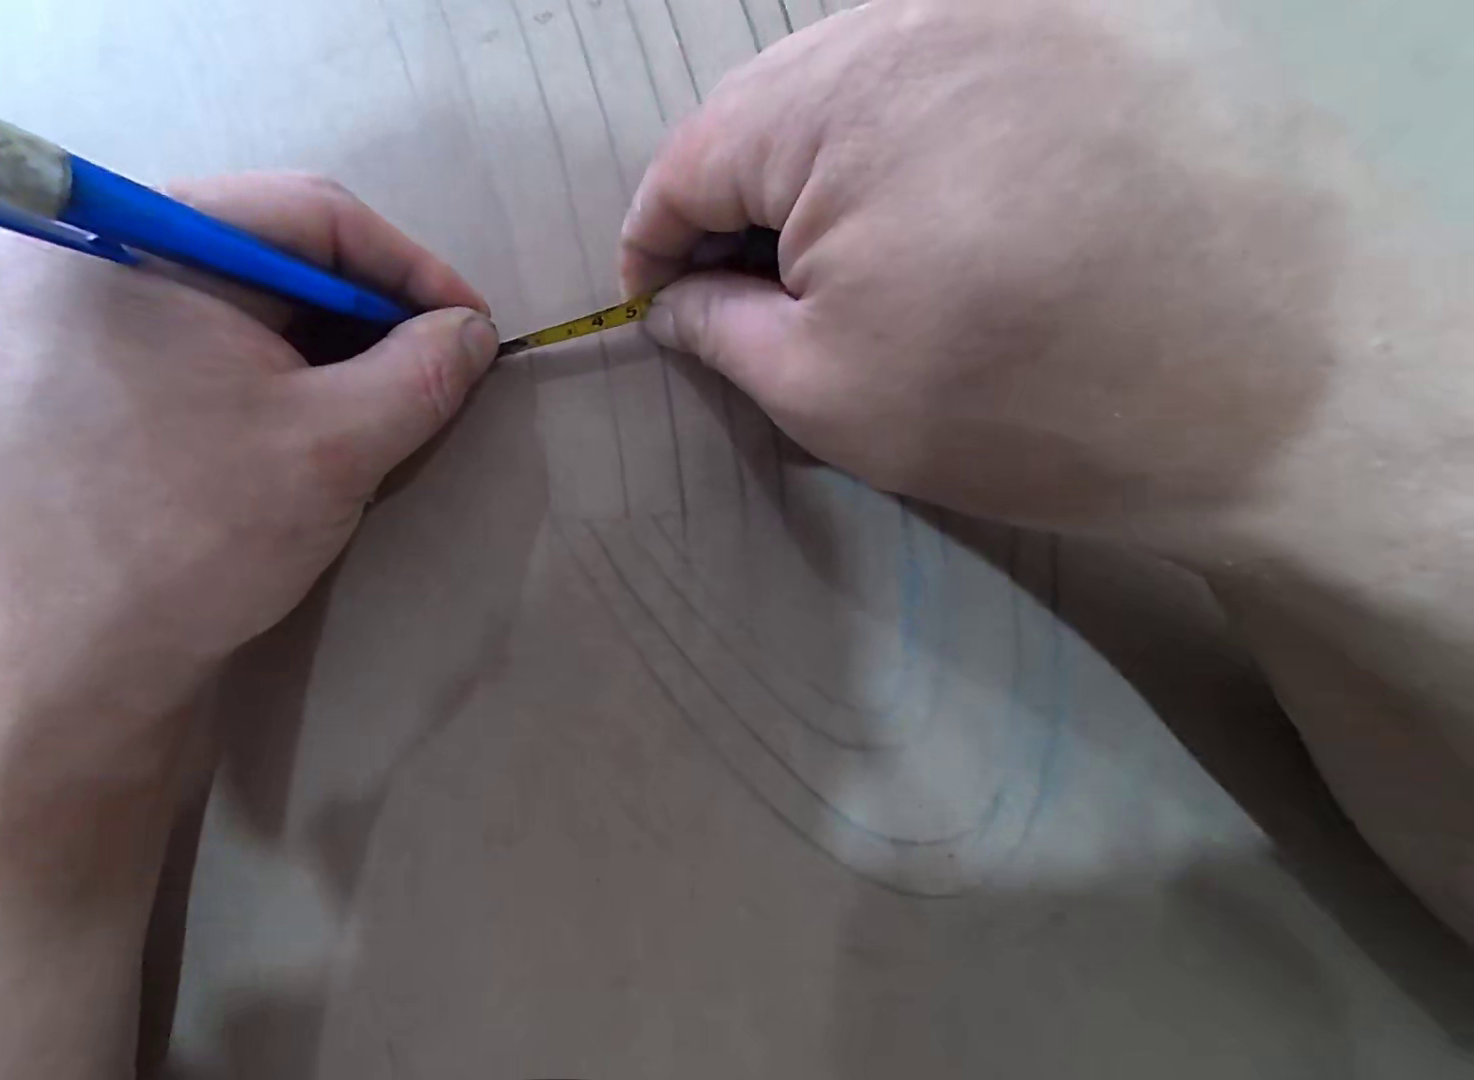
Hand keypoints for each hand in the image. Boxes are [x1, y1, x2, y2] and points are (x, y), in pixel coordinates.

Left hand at [0, 173, 497, 721]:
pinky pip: (215, 351)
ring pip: (250, 309)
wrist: (80, 664)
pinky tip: (314, 427)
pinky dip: (284, 379)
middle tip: (433, 372)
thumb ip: (422, 375)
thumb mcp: (335, 448)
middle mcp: (91, 257)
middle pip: (276, 258)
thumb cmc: (200, 539)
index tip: (472, 324)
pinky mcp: (94, 381)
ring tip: (381, 408)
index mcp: (130, 238)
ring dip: (332, 354)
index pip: (309, 215)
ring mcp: (84, 323)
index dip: (410, 267)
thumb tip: (474, 330)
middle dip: (372, 317)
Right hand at [622, 0, 1341, 549]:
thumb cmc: (1008, 410)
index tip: (647, 302)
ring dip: (802, 181)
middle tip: (721, 294)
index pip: (693, 154)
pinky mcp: (1113, 25)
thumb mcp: (813, 386)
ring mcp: (1043, 0)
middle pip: (767, 109)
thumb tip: (665, 302)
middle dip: (722, 209)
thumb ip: (713, 327)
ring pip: (851, 88)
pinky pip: (941, 77)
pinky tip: (902, 226)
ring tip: (808, 272)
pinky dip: (887, 153)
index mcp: (855, 94)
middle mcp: (946, 8)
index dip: (650, 238)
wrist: (1297, 409)